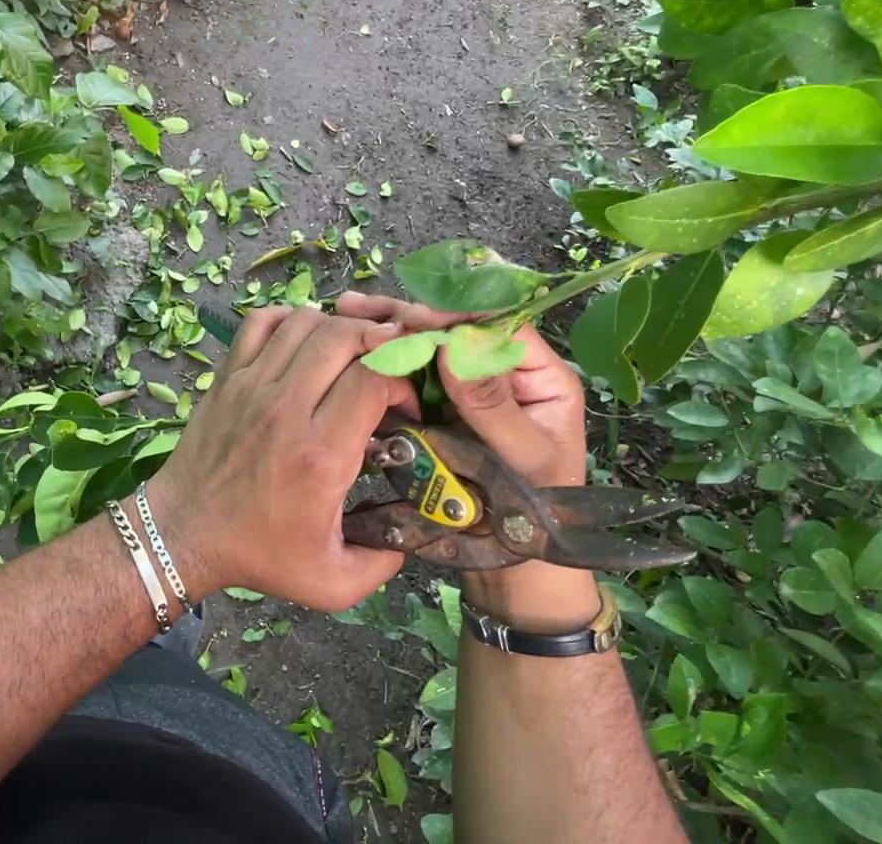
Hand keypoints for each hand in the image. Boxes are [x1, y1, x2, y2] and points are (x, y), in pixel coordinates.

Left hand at [142, 308, 411, 612]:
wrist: (184, 533)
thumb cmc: (258, 554)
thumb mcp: (331, 583)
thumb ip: (382, 564)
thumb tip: (414, 532)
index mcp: (320, 453)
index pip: (373, 376)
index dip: (403, 377)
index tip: (405, 404)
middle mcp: (286, 408)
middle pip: (343, 335)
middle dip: (379, 341)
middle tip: (386, 366)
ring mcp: (250, 386)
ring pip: (304, 322)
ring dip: (337, 329)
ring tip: (349, 356)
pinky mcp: (227, 378)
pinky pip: (259, 323)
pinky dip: (288, 320)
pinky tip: (302, 344)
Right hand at [334, 292, 601, 631]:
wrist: (515, 571)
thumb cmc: (535, 515)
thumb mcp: (521, 458)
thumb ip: (491, 404)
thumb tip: (453, 345)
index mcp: (537, 379)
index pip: (496, 327)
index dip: (451, 317)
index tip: (408, 318)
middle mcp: (500, 377)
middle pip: (453, 332)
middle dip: (407, 319)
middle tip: (357, 309)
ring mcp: (464, 395)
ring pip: (426, 353)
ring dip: (388, 335)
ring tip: (345, 316)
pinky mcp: (437, 415)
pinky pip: (409, 382)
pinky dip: (381, 366)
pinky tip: (349, 352)